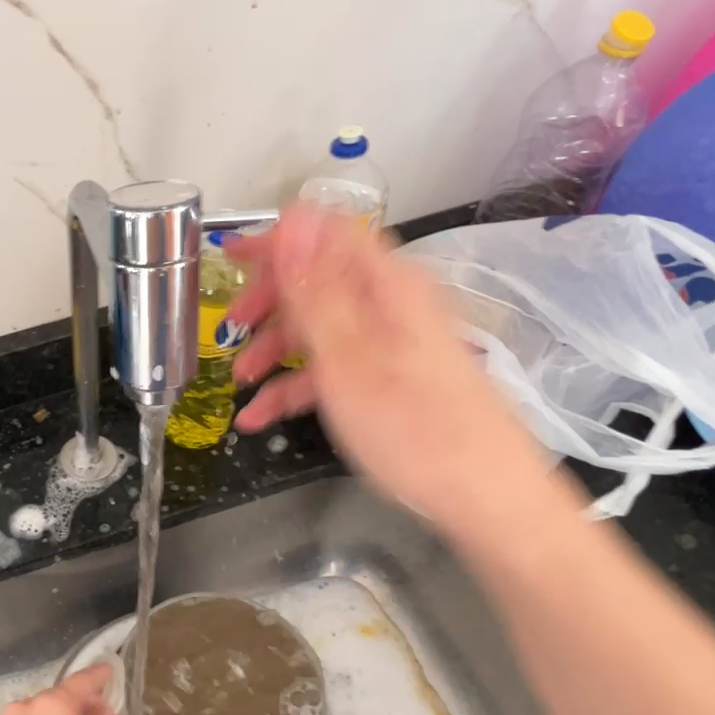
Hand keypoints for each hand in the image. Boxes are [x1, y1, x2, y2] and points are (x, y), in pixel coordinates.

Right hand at [225, 205, 565, 530]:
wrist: (483, 495)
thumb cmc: (415, 429)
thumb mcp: (349, 359)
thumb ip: (316, 291)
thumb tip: (294, 219)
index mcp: (386, 287)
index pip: (328, 233)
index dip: (278, 239)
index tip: (231, 257)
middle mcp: (390, 306)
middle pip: (320, 281)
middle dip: (269, 301)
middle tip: (231, 327)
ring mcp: (390, 345)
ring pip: (321, 329)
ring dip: (275, 350)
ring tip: (240, 383)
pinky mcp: (390, 382)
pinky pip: (333, 370)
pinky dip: (295, 388)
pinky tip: (263, 417)